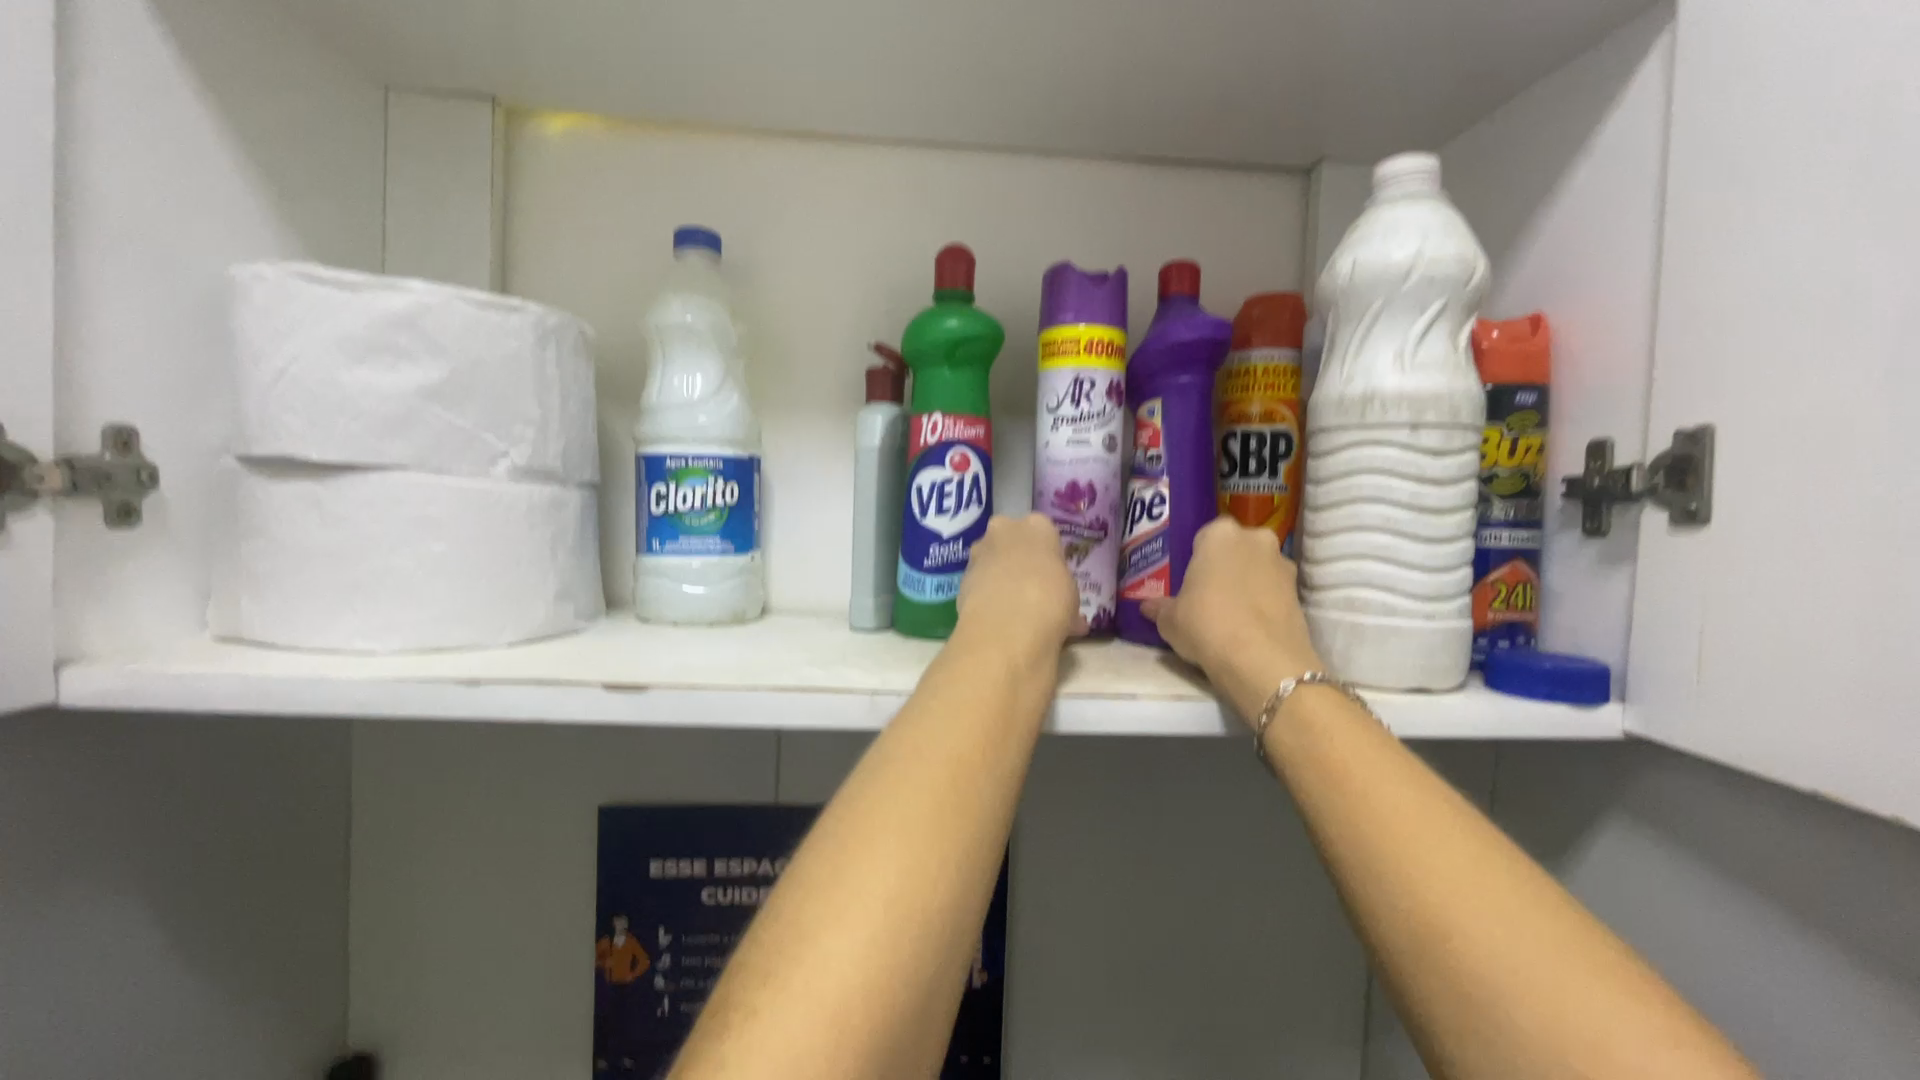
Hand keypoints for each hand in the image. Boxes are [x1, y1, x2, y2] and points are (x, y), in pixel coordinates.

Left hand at [956, 514, 1084, 657]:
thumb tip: (1073, 620)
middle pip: (1011, 540)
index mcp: (1037, 526)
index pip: (1044, 533)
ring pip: (992, 561)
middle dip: (1018, 560)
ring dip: (1000, 578)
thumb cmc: (1052, 601)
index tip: (1052, 576)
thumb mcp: (1072, 598)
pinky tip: (996, 618)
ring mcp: (979, 552)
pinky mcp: (960, 577)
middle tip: (1032, 588)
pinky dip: (985, 596)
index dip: (1048, 557)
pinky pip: (979, 583)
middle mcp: (1004, 529)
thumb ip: (1063, 596)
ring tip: (1013, 609)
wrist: (1006, 626)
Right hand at [1142, 518, 1321, 722]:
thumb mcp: (1170, 620)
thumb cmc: (1206, 625)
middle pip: (1237, 548)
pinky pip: (1274, 591)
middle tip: (1210, 594)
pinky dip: (1264, 602)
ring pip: (1259, 568)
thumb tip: (1148, 607)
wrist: (1261, 659)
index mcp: (1219, 534)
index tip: (1191, 580)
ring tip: (1232, 614)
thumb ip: (1159, 608)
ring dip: (1248, 583)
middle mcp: (1256, 539)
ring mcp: (1283, 564)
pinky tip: (1251, 626)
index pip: (1205, 536)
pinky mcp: (1301, 592)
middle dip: (1226, 566)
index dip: (1197, 558)